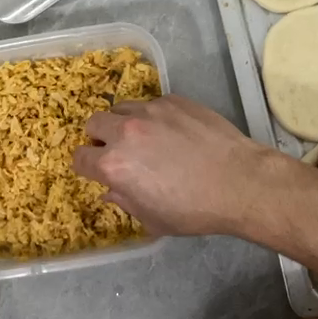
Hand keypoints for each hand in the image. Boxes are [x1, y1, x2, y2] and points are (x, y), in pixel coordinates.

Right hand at [72, 94, 287, 236]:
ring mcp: (150, 111)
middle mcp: (125, 131)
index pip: (80, 157)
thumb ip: (124, 201)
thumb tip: (111, 190)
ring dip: (124, 123)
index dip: (86, 165)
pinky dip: (152, 117)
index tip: (95, 169)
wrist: (237, 180)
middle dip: (99, 137)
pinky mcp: (172, 99)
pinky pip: (151, 104)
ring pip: (122, 108)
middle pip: (94, 123)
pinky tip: (172, 132)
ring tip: (143, 138)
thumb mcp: (152, 219)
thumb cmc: (193, 210)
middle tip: (117, 151)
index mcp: (114, 164)